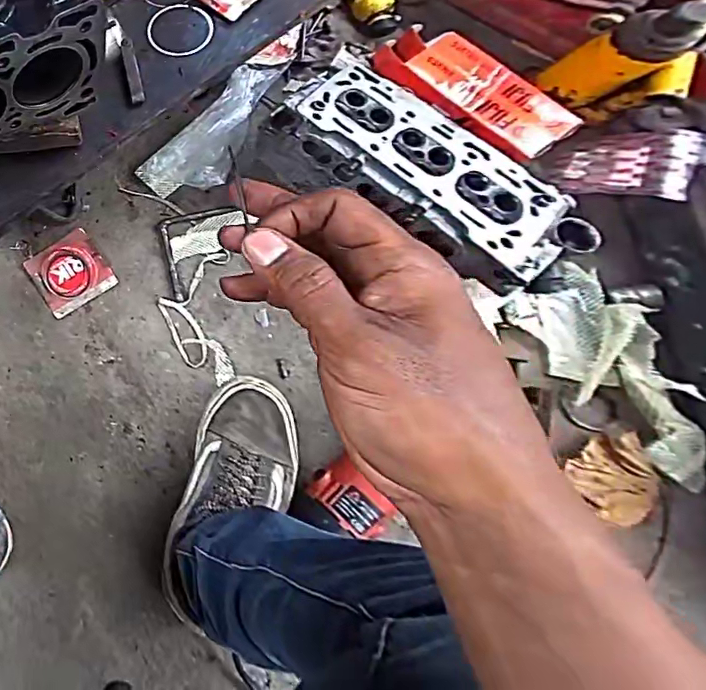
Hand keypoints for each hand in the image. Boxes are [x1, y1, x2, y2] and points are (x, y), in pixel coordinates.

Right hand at [219, 180, 560, 517]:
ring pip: (316, 269)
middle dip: (277, 222)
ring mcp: (376, 315)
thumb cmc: (443, 424)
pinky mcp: (362, 343)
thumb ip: (306, 286)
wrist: (472, 496)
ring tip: (234, 254)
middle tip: (238, 208)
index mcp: (406, 269)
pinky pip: (316, 302)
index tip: (256, 235)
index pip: (339, 211)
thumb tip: (265, 241)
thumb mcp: (359, 343)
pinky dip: (283, 294)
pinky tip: (256, 293)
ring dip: (273, 260)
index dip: (292, 214)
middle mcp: (392, 285)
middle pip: (326, 233)